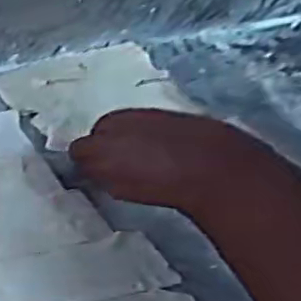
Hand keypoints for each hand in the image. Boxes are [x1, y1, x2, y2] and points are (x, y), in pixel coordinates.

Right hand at [69, 108, 293, 214]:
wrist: (221, 171)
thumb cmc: (161, 186)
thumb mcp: (116, 188)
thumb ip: (98, 174)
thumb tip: (92, 170)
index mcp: (97, 143)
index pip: (78, 148)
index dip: (87, 160)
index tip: (98, 171)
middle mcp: (117, 122)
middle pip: (100, 129)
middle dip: (106, 142)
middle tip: (121, 161)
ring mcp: (149, 114)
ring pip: (128, 123)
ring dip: (132, 135)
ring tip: (147, 155)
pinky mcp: (178, 112)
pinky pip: (156, 122)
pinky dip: (157, 132)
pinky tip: (169, 149)